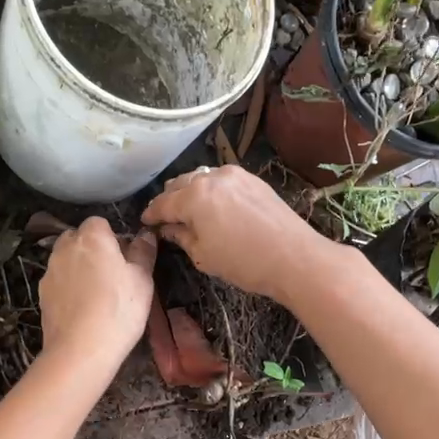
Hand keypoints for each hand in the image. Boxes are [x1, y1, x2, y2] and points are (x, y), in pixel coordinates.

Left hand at [37, 217, 157, 368]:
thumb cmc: (119, 310)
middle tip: (112, 275)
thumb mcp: (142, 280)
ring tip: (96, 295)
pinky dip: (68, 288)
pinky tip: (81, 309)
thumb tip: (145, 235)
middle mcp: (65, 248)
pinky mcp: (42, 294)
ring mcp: (50, 271)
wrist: (80, 350)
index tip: (124, 258)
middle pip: (78, 238)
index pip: (99, 222)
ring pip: (66, 260)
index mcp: (92, 237)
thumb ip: (143, 252)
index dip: (112, 238)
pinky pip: (58, 282)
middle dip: (92, 249)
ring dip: (78, 268)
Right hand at [141, 166, 332, 300]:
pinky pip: (221, 179)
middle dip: (169, 199)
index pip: (163, 203)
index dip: (151, 214)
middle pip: (180, 184)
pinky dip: (210, 189)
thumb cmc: (244, 263)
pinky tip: (213, 205)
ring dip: (189, 191)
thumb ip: (182, 237)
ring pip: (201, 178)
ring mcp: (235, 175)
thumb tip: (168, 229)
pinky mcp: (253, 179)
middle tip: (164, 217)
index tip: (144, 221)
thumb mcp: (204, 256)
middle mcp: (212, 177)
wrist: (295, 257)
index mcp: (194, 197)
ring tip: (187, 209)